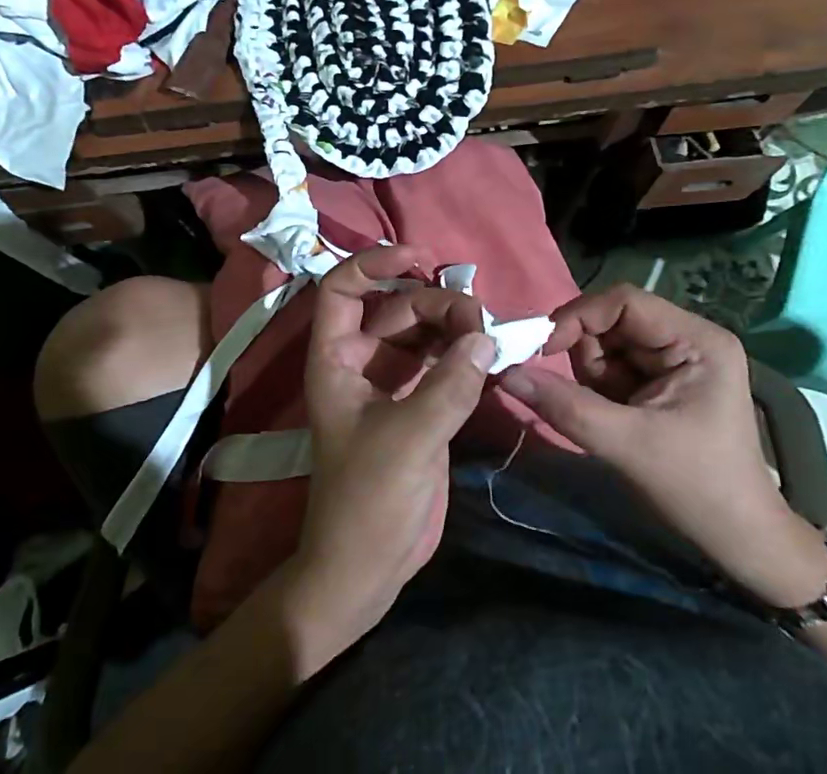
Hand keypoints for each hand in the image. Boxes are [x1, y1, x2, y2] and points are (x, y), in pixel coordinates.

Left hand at [286, 246, 496, 668]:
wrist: (366, 566)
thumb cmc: (370, 498)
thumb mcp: (410, 436)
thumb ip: (450, 383)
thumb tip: (486, 337)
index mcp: (336, 360)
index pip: (342, 290)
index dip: (374, 265)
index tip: (420, 260)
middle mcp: (361, 364)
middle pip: (395, 308)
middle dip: (435, 304)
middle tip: (479, 320)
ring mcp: (391, 386)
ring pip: (422, 335)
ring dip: (453, 327)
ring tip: (490, 334)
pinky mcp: (417, 407)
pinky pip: (440, 365)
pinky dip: (463, 356)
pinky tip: (490, 354)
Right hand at [498, 284, 825, 606]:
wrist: (737, 538)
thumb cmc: (695, 487)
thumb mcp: (626, 445)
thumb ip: (565, 406)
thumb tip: (506, 374)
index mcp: (697, 341)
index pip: (624, 302)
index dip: (578, 318)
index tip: (542, 350)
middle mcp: (687, 340)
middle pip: (611, 322)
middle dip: (582, 355)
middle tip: (574, 396)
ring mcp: (673, 362)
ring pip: (605, 346)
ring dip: (587, 377)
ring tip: (605, 417)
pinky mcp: (659, 383)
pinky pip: (610, 370)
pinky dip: (595, 391)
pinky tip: (609, 420)